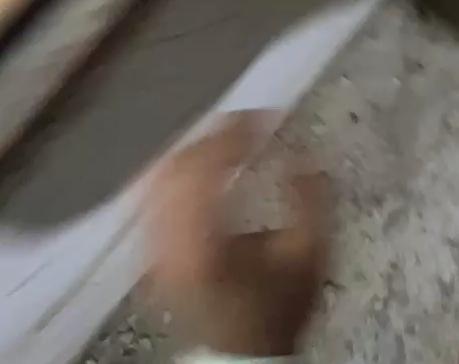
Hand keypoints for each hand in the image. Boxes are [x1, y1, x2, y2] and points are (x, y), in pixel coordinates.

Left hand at [141, 113, 329, 356]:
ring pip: (156, 177)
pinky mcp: (149, 250)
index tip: (266, 118)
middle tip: (248, 122)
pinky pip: (149, 195)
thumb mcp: (310, 252)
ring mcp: (152, 247)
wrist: (242, 350)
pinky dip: (175, 169)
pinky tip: (199, 163)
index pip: (206, 168)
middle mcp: (167, 242)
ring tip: (227, 137)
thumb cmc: (277, 304)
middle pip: (175, 166)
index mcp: (205, 241)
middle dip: (214, 135)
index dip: (236, 133)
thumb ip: (309, 198)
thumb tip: (300, 150)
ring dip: (193, 149)